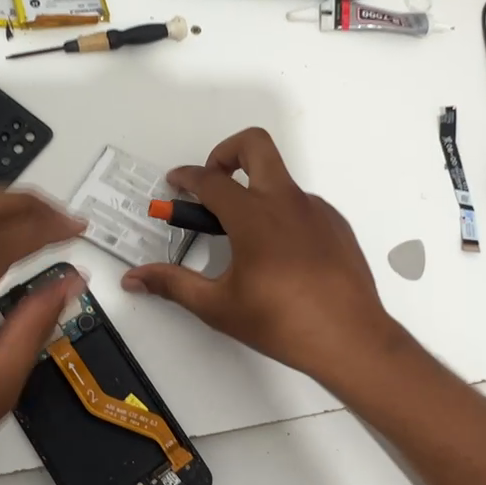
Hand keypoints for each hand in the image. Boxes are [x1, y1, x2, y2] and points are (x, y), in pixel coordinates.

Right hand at [122, 128, 408, 389]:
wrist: (351, 339)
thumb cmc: (281, 323)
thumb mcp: (219, 306)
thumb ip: (173, 285)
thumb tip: (134, 278)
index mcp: (253, 216)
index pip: (211, 181)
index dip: (187, 178)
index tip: (175, 183)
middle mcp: (286, 202)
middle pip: (254, 145)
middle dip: (225, 152)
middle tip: (213, 185)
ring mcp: (316, 210)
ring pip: (279, 179)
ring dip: (254, 191)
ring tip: (242, 238)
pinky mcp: (336, 225)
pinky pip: (302, 205)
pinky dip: (281, 215)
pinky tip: (278, 256)